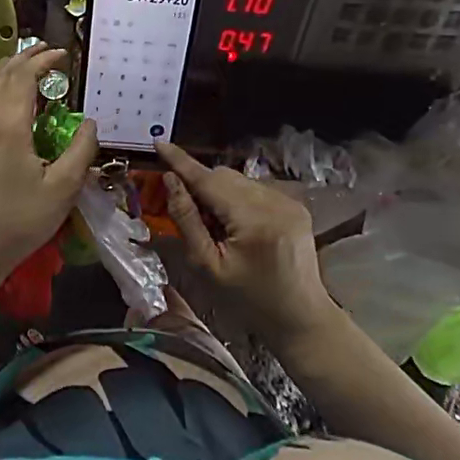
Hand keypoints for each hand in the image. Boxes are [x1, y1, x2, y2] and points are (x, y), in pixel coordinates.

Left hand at [0, 46, 97, 279]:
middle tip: (47, 50)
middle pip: (1, 76)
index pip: (22, 78)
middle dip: (23, 58)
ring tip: (27, 64)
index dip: (41, 61)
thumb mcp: (64, 188)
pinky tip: (8, 97)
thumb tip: (90, 123)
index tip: (62, 54)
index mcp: (9, 127)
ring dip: (7, 69)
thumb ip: (80, 150)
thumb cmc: (22, 219)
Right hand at [155, 141, 334, 329]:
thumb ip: (186, 220)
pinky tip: (234, 227)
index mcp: (254, 219)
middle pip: (223, 176)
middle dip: (199, 186)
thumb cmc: (248, 299)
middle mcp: (275, 201)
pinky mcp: (294, 206)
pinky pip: (253, 190)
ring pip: (237, 181)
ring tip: (215, 228)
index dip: (181, 162)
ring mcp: (288, 201)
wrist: (299, 316)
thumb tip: (171, 181)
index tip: (159, 143)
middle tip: (188, 216)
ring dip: (217, 194)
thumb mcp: (207, 265)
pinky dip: (235, 200)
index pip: (208, 180)